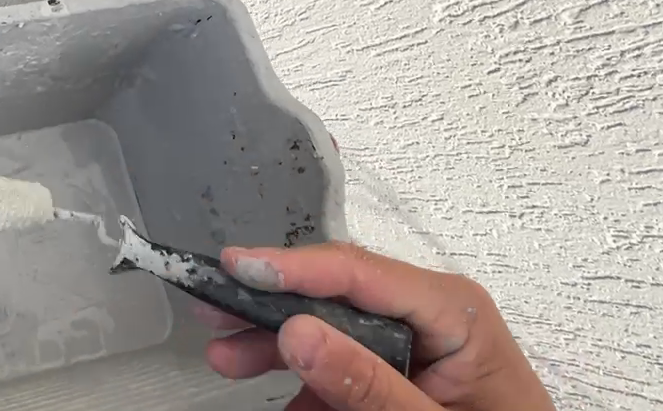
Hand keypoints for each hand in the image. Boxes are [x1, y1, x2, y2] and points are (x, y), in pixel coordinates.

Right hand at [205, 243, 552, 410]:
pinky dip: (308, 384)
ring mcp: (410, 339)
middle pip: (330, 294)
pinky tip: (283, 400)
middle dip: (270, 308)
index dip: (290, 264)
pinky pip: (342, 363)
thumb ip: (370, 386)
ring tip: (225, 359)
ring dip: (276, 345)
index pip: (354, 270)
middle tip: (213, 312)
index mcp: (449, 310)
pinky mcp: (398, 369)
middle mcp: (425, 310)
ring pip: (327, 327)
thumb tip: (295, 330)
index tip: (234, 265)